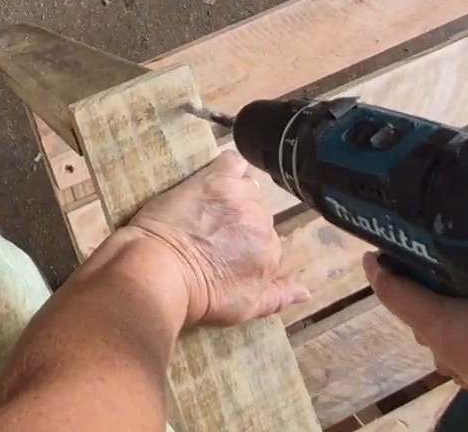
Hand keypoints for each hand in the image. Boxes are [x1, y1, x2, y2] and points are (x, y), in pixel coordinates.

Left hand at [119, 151, 308, 326]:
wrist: (161, 269)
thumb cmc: (200, 295)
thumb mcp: (245, 307)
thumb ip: (278, 296)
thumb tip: (305, 291)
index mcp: (271, 252)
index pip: (270, 237)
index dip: (248, 240)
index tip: (228, 244)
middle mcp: (262, 221)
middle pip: (259, 209)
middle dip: (242, 217)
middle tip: (215, 226)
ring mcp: (239, 196)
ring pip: (247, 185)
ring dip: (234, 192)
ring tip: (211, 204)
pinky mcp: (215, 178)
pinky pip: (232, 161)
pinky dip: (228, 165)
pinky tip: (216, 174)